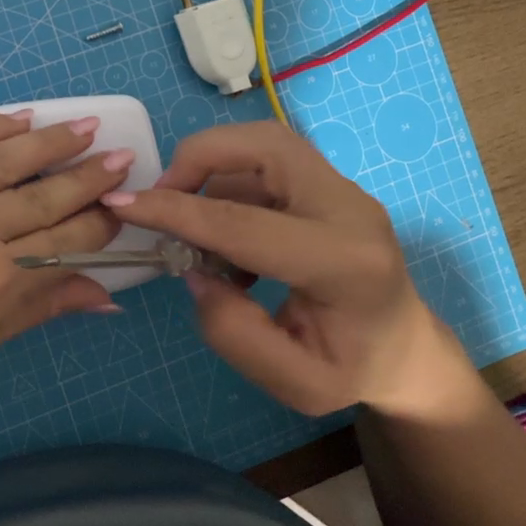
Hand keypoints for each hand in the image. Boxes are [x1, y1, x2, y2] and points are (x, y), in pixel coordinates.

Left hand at [0, 112, 134, 424]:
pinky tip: (17, 118)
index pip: (62, 236)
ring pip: (1, 158)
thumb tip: (106, 294)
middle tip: (123, 157)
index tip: (125, 203)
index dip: (99, 221)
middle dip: (87, 176)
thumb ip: (39, 306)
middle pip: (41, 193)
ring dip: (48, 141)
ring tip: (85, 127)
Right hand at [102, 121, 477, 419]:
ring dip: (213, 164)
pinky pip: (268, 158)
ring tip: (190, 214)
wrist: (406, 350)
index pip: (241, 222)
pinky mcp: (329, 184)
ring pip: (265, 142)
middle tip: (161, 193)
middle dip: (199, 156)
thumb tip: (195, 273)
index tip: (120, 204)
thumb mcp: (295, 383)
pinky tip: (222, 227)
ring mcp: (344, 190)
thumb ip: (233, 332)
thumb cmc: (351, 367)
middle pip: (265, 145)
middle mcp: (350, 210)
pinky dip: (229, 177)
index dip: (173, 211)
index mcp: (343, 264)